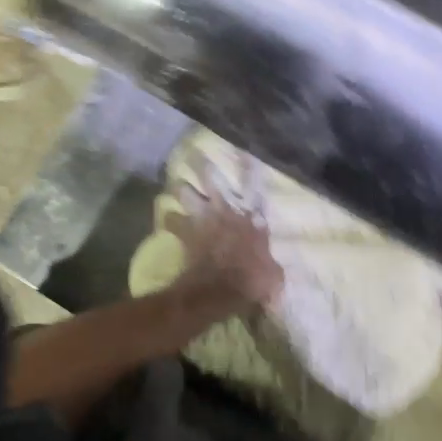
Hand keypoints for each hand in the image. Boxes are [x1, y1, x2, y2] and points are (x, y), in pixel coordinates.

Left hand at [168, 167, 283, 312]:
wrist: (221, 289)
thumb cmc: (252, 279)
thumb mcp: (273, 274)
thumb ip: (271, 265)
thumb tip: (275, 272)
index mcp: (251, 215)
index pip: (253, 183)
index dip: (249, 165)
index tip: (245, 151)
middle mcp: (226, 208)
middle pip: (209, 177)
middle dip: (199, 164)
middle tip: (192, 153)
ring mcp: (203, 217)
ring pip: (185, 192)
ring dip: (179, 189)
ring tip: (174, 186)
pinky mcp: (186, 232)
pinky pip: (170, 220)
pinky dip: (168, 219)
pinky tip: (166, 219)